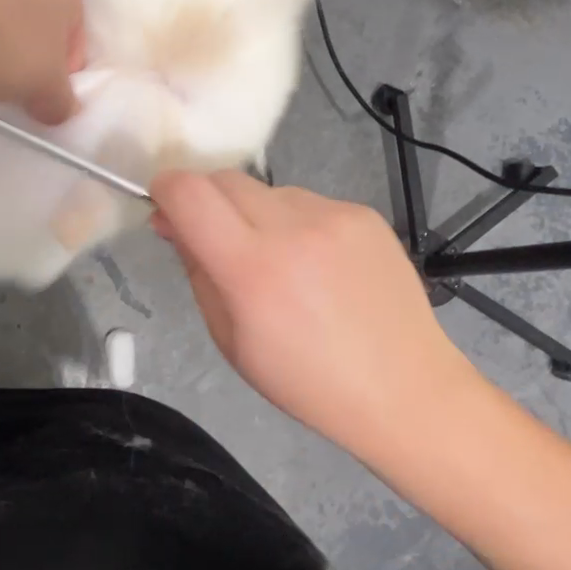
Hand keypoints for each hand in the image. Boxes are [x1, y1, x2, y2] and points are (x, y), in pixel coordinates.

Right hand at [149, 171, 482, 449]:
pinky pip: (307, 202)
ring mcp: (334, 215)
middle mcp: (292, 228)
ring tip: (280, 263)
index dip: (165, 190)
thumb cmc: (306, 381)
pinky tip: (317, 265)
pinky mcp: (363, 212)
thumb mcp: (230, 340)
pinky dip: (296, 224)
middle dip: (206, 201)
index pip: (189, 193)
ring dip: (254, 214)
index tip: (165, 209)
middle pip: (224, 179)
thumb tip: (172, 223)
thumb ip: (197, 271)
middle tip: (217, 241)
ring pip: (266, 191)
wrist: (405, 390)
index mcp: (252, 270)